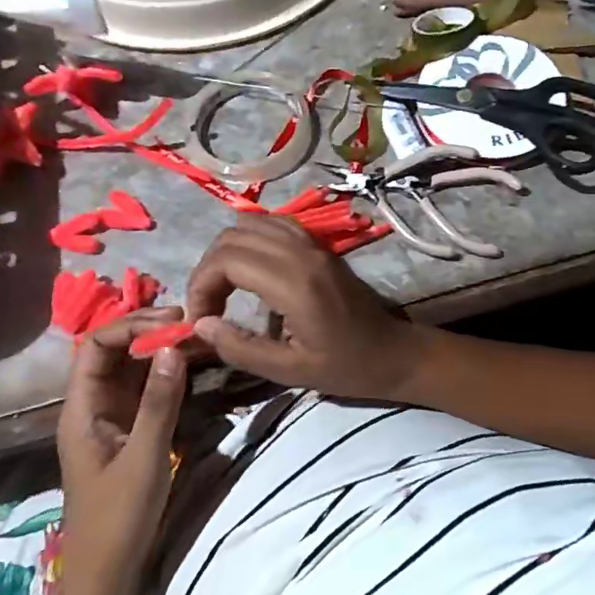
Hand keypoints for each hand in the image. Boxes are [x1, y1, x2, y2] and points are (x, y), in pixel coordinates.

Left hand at [53, 308, 190, 594]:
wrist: (108, 571)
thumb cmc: (119, 517)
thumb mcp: (144, 458)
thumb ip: (160, 402)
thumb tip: (174, 348)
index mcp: (81, 409)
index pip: (97, 347)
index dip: (131, 326)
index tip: (174, 322)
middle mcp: (93, 406)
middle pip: (113, 353)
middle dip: (148, 331)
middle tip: (192, 324)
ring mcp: (112, 419)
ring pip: (132, 370)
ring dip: (160, 350)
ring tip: (197, 337)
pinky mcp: (131, 432)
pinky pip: (146, 391)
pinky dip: (167, 374)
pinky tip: (191, 367)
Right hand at [185, 215, 424, 399]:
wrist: (395, 354)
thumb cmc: (347, 367)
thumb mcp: (290, 371)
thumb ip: (240, 348)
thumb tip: (200, 324)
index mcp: (296, 283)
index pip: (226, 259)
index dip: (200, 285)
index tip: (200, 318)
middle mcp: (303, 253)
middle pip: (233, 236)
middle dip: (208, 269)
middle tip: (208, 307)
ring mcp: (314, 245)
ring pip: (252, 223)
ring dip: (227, 251)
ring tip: (224, 289)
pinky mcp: (320, 247)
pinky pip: (275, 225)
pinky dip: (251, 240)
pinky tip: (249, 272)